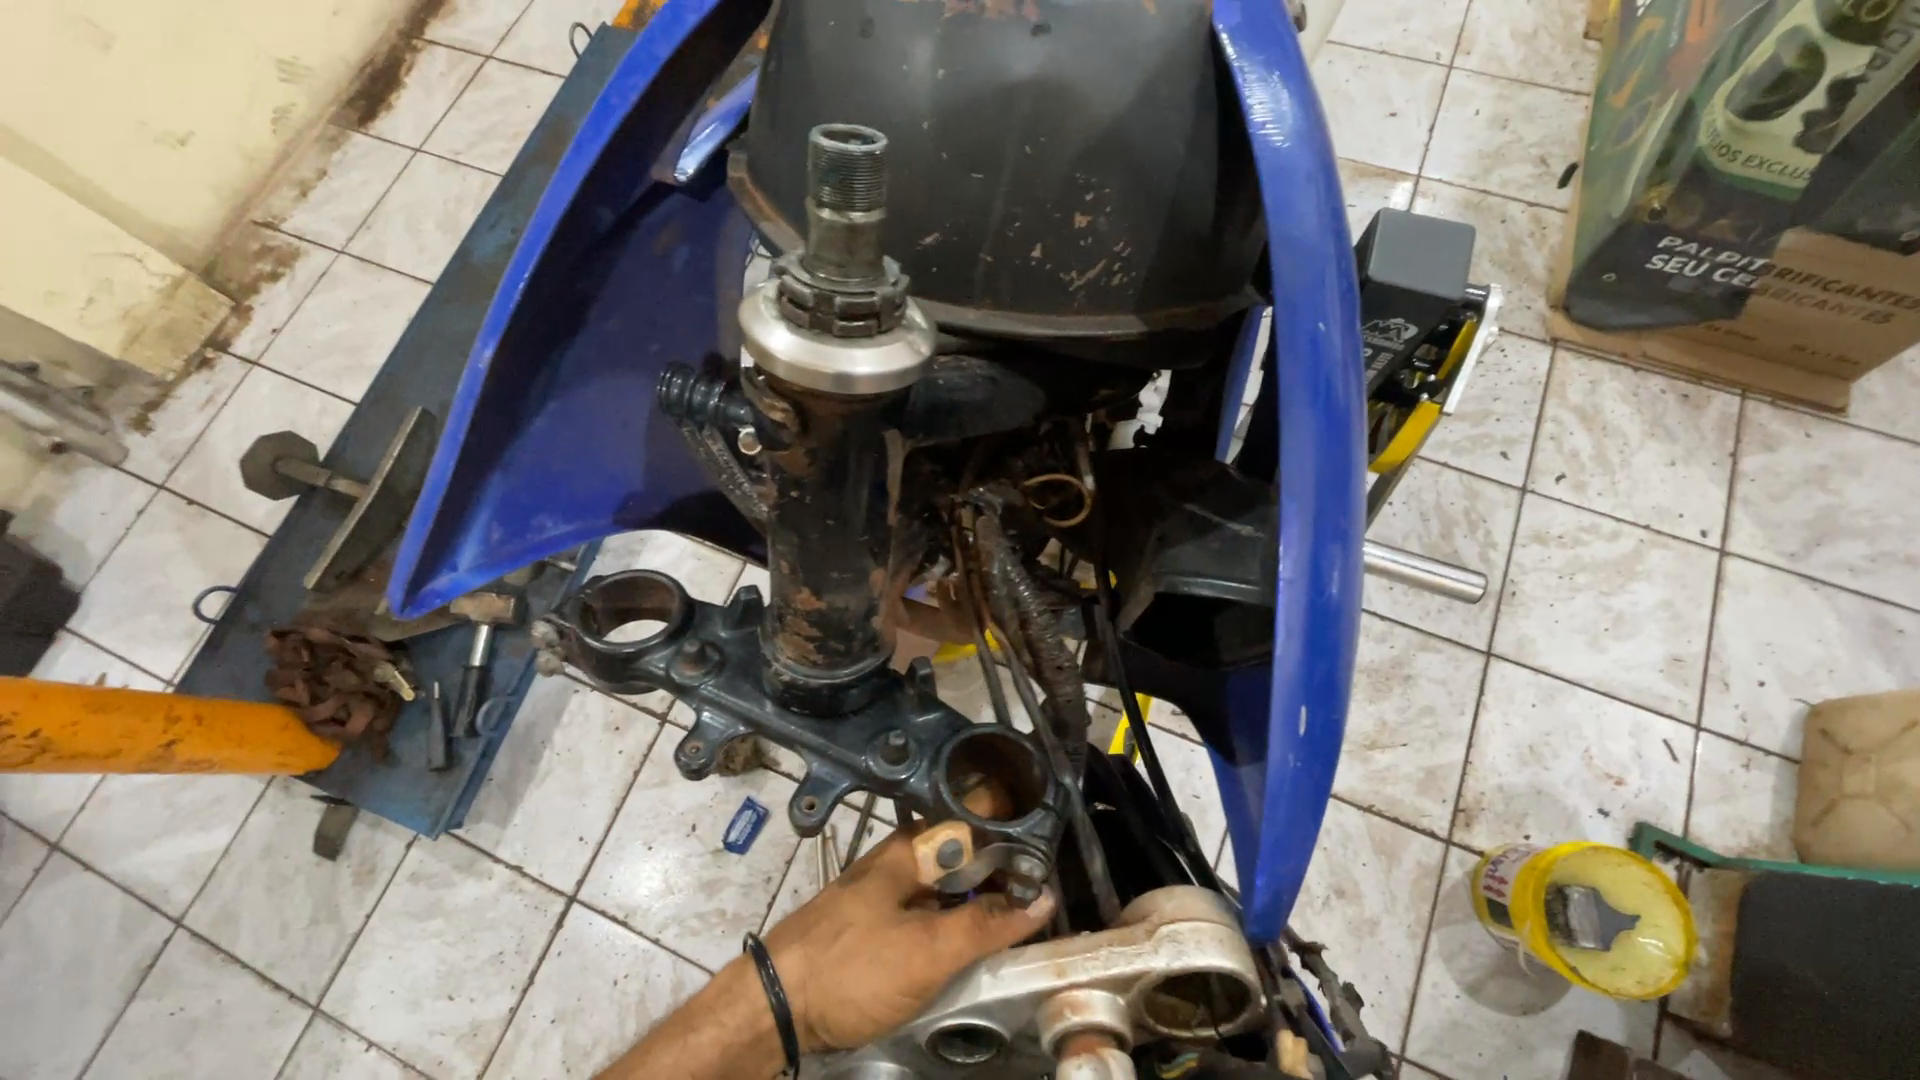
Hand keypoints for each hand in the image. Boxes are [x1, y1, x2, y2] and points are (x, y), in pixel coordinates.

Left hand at [760, 830, 1055, 1052]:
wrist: (775, 1007)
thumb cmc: (852, 968)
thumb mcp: (929, 950)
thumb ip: (988, 923)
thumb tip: (1041, 899)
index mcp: (911, 848)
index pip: (974, 815)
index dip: (1015, 821)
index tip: (1050, 839)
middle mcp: (899, 860)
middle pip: (963, 850)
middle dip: (1004, 866)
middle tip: (1044, 888)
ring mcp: (885, 891)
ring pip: (946, 882)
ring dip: (981, 896)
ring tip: (1022, 914)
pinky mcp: (876, 923)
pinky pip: (928, 909)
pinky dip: (956, 917)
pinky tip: (974, 939)